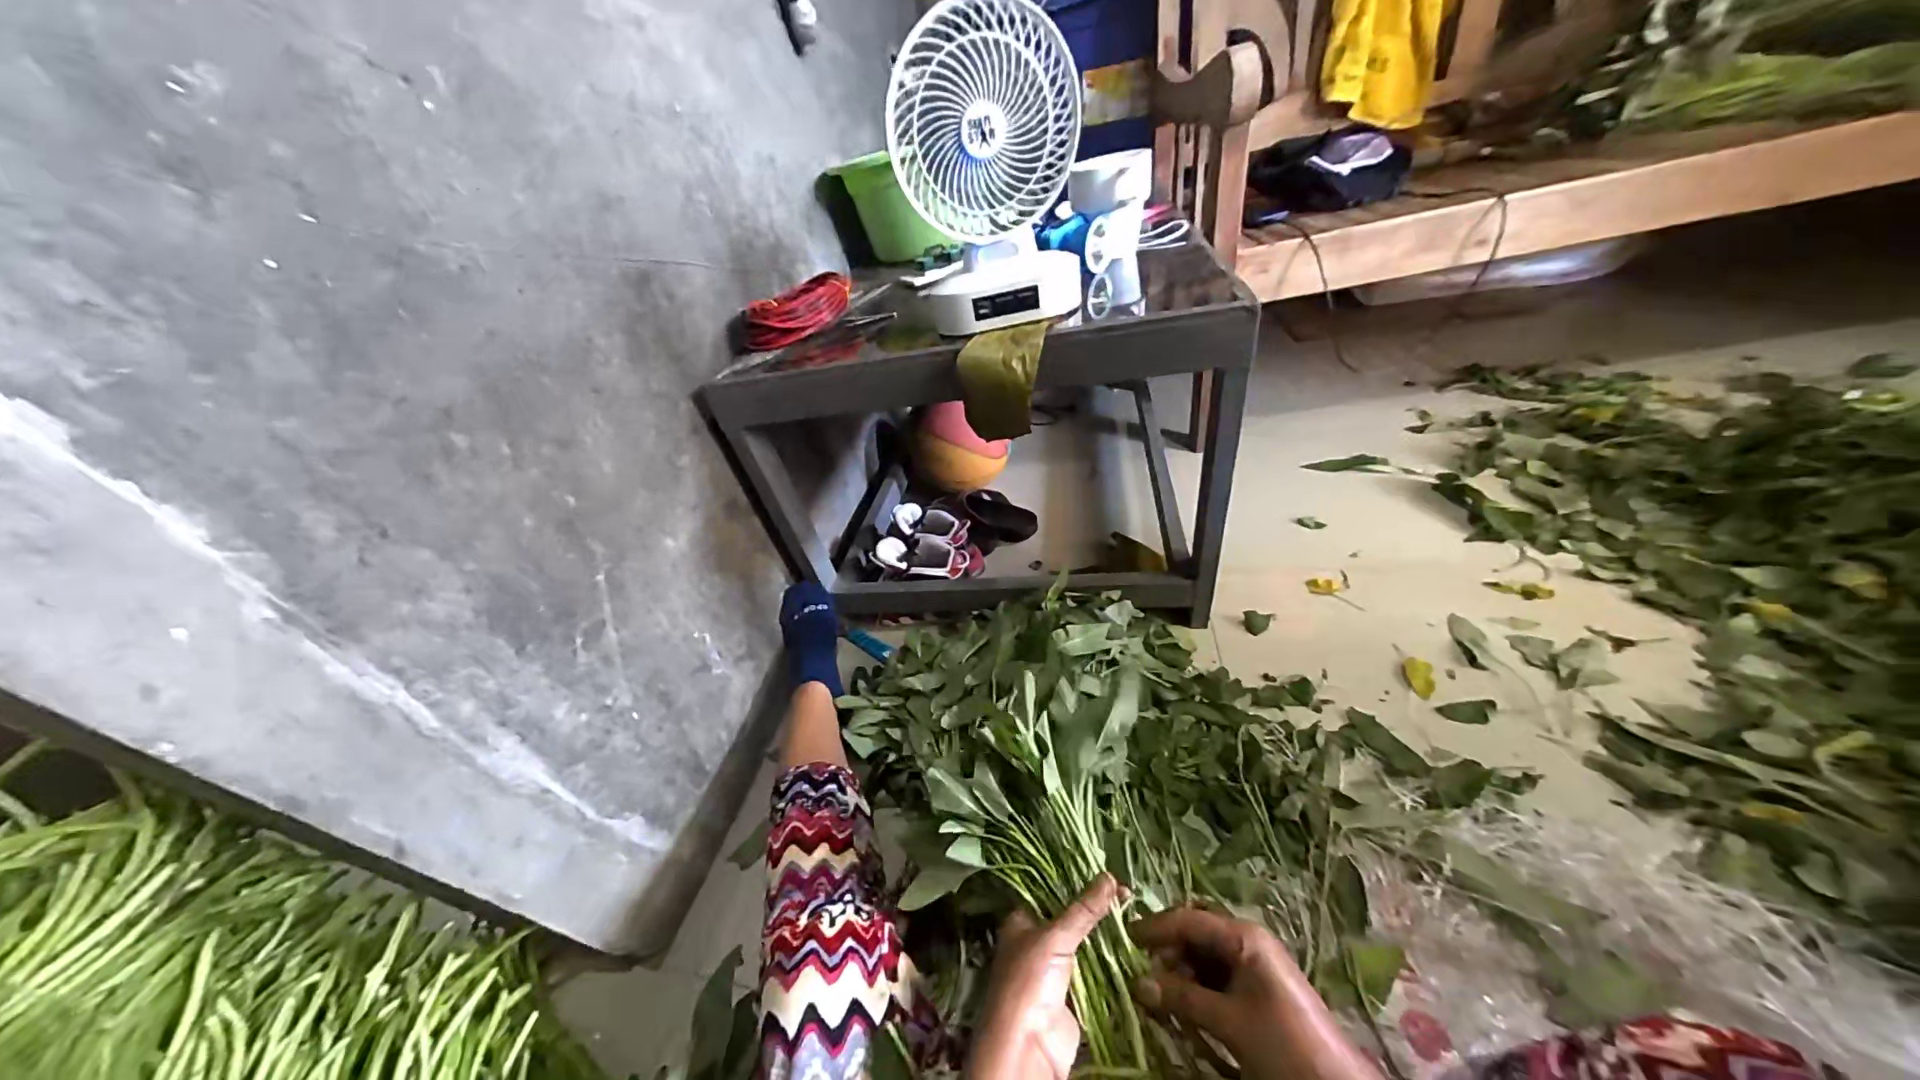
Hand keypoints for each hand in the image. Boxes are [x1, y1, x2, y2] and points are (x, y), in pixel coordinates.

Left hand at [967, 875, 1121, 1079]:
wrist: (1027, 1046)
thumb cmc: (1029, 981)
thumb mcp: (1054, 937)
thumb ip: (1082, 910)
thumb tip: (1109, 876)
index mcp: (1022, 921)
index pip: (1052, 892)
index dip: (1078, 882)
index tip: (1108, 874)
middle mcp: (1036, 941)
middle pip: (1070, 918)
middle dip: (1096, 908)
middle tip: (1128, 893)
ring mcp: (1054, 969)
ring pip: (1084, 944)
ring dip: (1106, 934)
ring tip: (1135, 913)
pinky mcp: (1072, 994)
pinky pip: (1094, 970)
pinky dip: (1111, 961)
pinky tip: (1133, 946)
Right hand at [1130, 907, 1383, 1079]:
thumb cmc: (1283, 1043)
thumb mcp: (1228, 1021)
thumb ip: (1182, 998)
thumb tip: (1138, 983)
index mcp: (1243, 936)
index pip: (1188, 918)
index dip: (1155, 927)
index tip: (1125, 939)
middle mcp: (1248, 940)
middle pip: (1196, 930)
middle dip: (1170, 948)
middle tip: (1149, 973)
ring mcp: (1255, 963)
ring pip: (1204, 953)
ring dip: (1182, 969)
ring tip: (1165, 995)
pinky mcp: (1258, 987)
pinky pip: (1218, 974)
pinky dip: (1198, 985)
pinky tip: (1186, 1005)